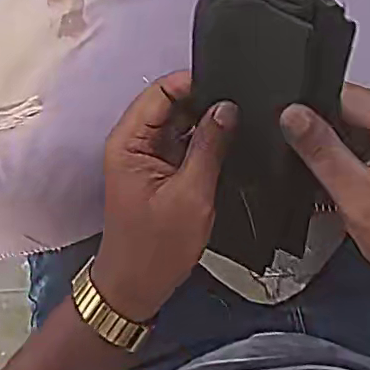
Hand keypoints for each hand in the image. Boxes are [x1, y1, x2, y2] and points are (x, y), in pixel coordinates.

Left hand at [93, 72, 236, 321]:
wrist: (138, 287)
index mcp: (129, 142)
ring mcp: (149, 156)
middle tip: (240, 105)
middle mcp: (136, 142)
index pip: (159, 92)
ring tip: (238, 122)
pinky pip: (186, 142)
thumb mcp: (190, 194)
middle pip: (171, 104)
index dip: (191, 83)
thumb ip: (210, 146)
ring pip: (182, 122)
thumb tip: (227, 108)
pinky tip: (228, 142)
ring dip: (207, 122)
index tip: (226, 82)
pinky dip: (205, 141)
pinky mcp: (163, 169)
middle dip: (204, 102)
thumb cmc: (156, 247)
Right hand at [280, 85, 369, 333]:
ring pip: (342, 123)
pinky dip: (332, 155)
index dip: (314, 109)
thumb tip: (291, 114)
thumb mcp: (359, 197)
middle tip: (295, 150)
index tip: (283, 123)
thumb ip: (322, 151)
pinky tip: (326, 171)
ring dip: (324, 144)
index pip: (350, 98)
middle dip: (318, 127)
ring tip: (312, 164)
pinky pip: (347, 138)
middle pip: (345, 107)